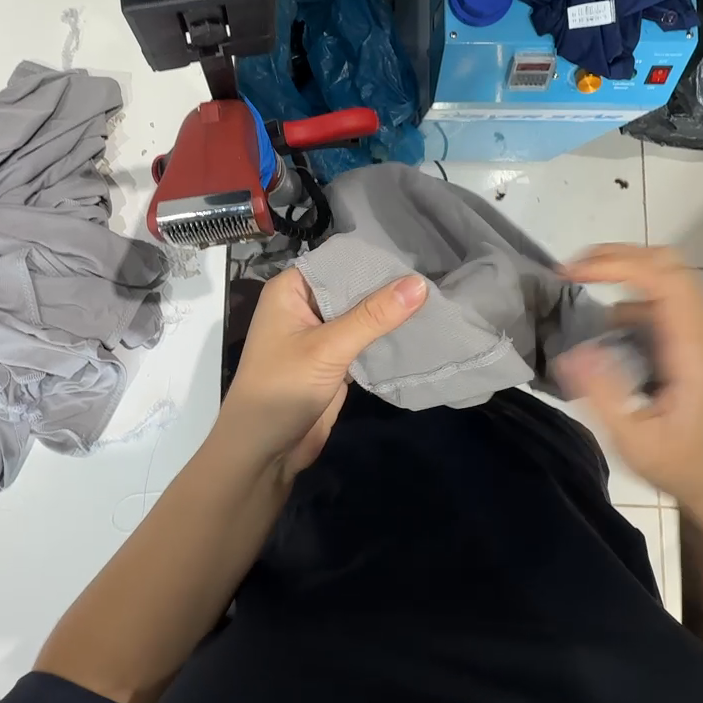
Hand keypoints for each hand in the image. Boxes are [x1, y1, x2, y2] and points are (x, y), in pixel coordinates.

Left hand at [215, 268, 426, 478]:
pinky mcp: (334, 361)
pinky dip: (386, 338)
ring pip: (360, 315)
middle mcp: (304, 305)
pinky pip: (364, 341)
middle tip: (436, 273)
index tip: (415, 252)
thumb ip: (373, 316)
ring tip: (438, 296)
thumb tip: (419, 284)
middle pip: (351, 287)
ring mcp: (319, 335)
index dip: (372, 257)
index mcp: (290, 290)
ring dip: (390, 313)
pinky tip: (422, 329)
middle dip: (387, 286)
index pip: (337, 261)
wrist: (264, 450)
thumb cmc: (282, 388)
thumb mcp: (328, 348)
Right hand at [551, 245, 702, 519]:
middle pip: (667, 263)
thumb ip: (603, 395)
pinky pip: (667, 296)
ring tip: (581, 286)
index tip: (569, 274)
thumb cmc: (683, 466)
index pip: (662, 278)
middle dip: (616, 256)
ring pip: (669, 274)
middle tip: (571, 272)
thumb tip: (571, 352)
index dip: (614, 264)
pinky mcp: (700, 340)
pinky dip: (632, 292)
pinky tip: (608, 324)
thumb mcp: (636, 441)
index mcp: (695, 350)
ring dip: (623, 271)